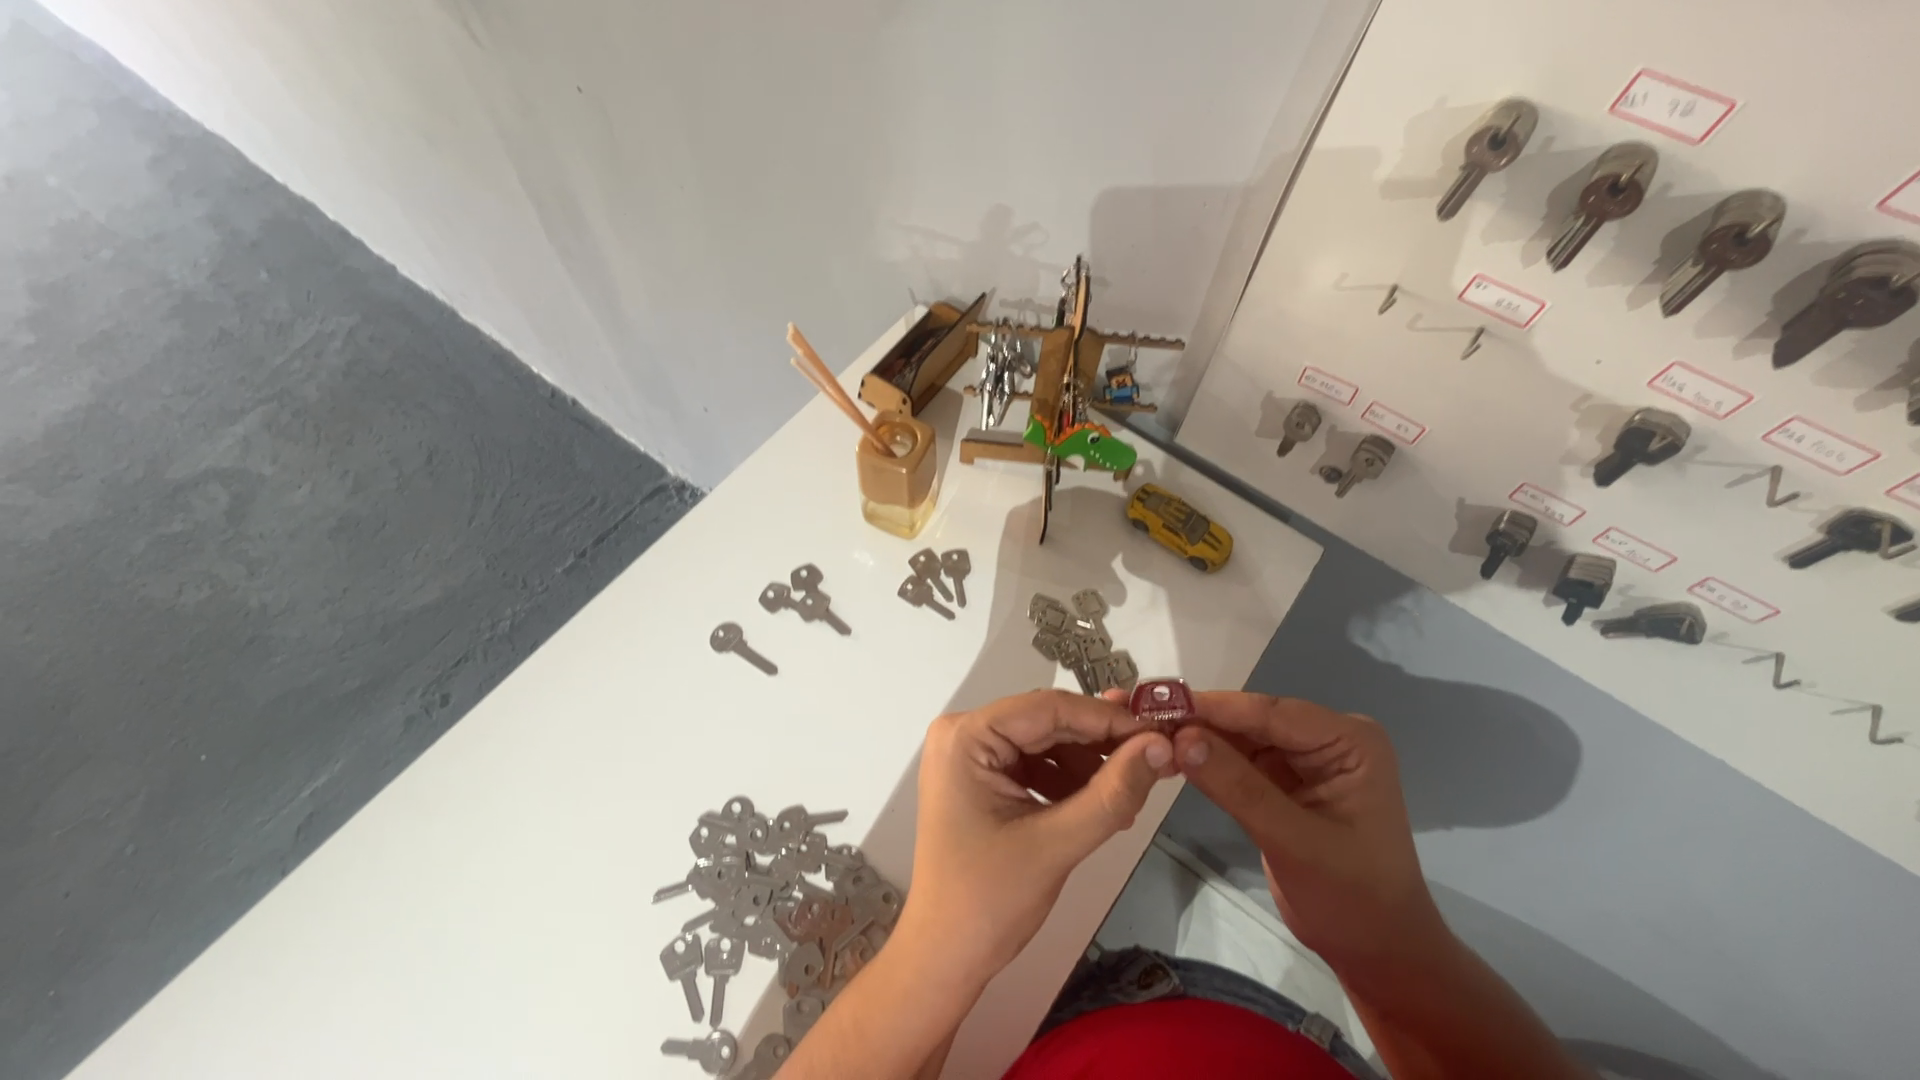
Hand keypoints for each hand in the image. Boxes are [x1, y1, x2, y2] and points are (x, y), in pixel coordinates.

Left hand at [898, 689, 1177, 986]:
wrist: (946, 955)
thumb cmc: (989, 900)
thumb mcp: (1057, 843)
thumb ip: (1112, 791)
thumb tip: (1161, 745)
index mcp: (966, 736)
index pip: (1049, 708)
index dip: (1108, 719)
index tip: (1161, 734)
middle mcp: (963, 733)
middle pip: (1048, 722)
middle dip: (1101, 743)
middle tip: (1157, 759)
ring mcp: (970, 756)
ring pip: (1046, 742)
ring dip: (1090, 766)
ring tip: (1130, 796)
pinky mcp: (981, 780)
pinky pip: (1035, 765)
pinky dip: (1070, 783)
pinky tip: (1104, 806)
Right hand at [1171, 693, 1447, 977]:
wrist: (1373, 950)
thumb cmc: (1350, 896)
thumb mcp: (1293, 840)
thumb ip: (1237, 787)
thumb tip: (1181, 738)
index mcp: (1349, 740)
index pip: (1272, 712)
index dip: (1214, 707)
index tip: (1158, 704)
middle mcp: (1327, 738)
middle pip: (1253, 719)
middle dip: (1201, 720)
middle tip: (1142, 718)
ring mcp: (1304, 759)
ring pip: (1240, 737)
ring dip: (1198, 737)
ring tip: (1146, 733)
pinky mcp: (1282, 781)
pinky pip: (1238, 760)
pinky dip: (1206, 759)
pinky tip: (1170, 755)